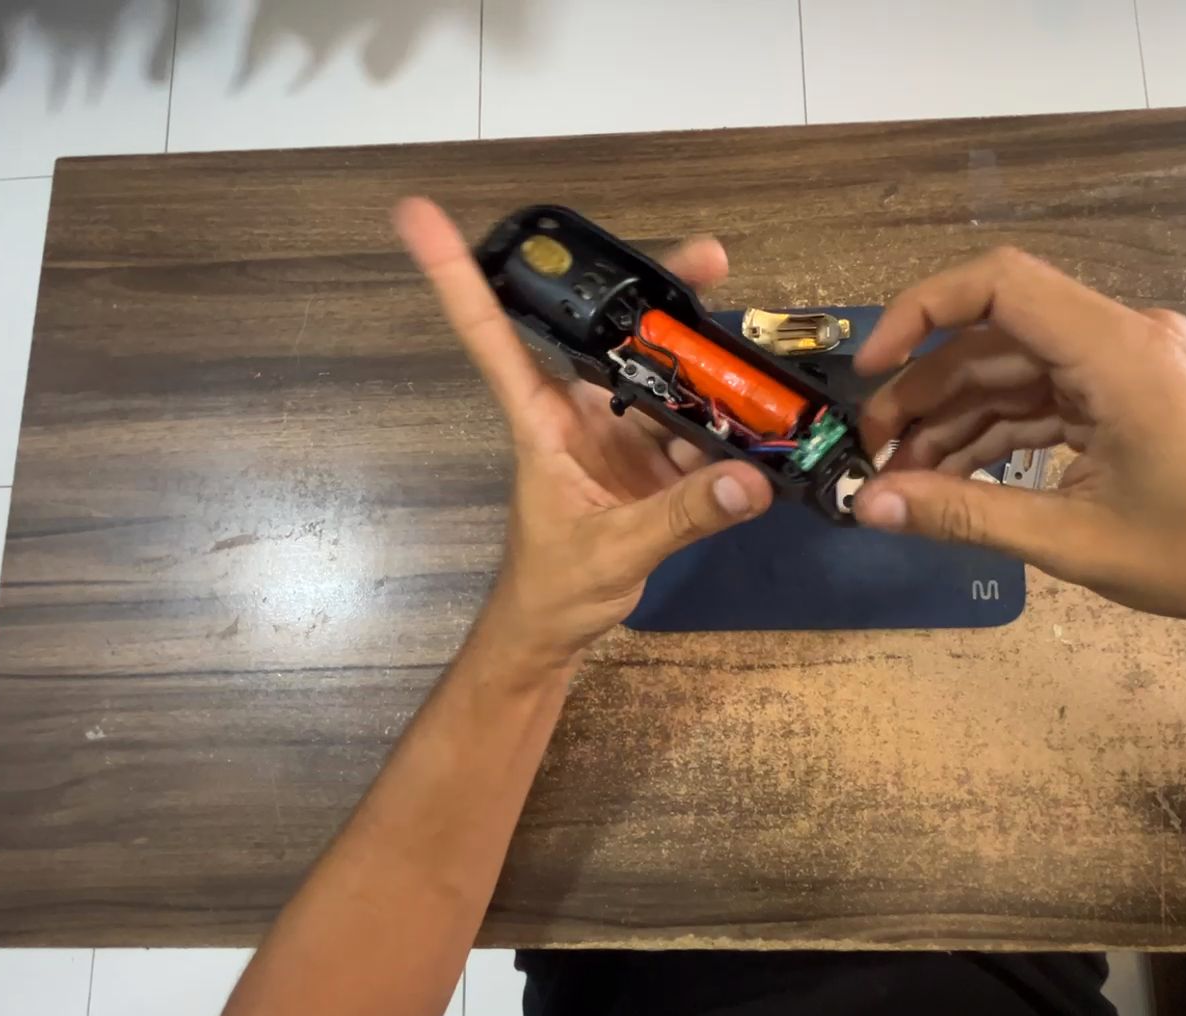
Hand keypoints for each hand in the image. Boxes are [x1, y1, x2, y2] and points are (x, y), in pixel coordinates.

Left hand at [393, 198, 772, 670]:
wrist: (558, 631)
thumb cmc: (554, 589)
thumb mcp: (612, 551)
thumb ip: (679, 517)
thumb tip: (751, 482)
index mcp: (542, 422)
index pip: (494, 338)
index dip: (460, 278)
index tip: (422, 214)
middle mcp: (581, 416)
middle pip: (612, 339)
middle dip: (658, 299)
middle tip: (713, 259)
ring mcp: (620, 440)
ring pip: (664, 383)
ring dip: (708, 369)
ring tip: (758, 356)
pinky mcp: (653, 468)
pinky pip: (692, 433)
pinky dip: (725, 431)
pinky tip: (764, 426)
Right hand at [850, 247, 1185, 650]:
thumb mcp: (1075, 540)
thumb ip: (963, 516)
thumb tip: (869, 507)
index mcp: (1117, 352)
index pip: (998, 286)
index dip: (918, 313)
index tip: (869, 369)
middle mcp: (1121, 342)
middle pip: (992, 347)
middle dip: (922, 400)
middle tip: (873, 458)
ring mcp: (1130, 371)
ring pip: (1013, 381)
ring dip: (954, 428)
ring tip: (908, 485)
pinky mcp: (1134, 402)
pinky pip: (1045, 407)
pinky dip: (997, 441)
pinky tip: (960, 483)